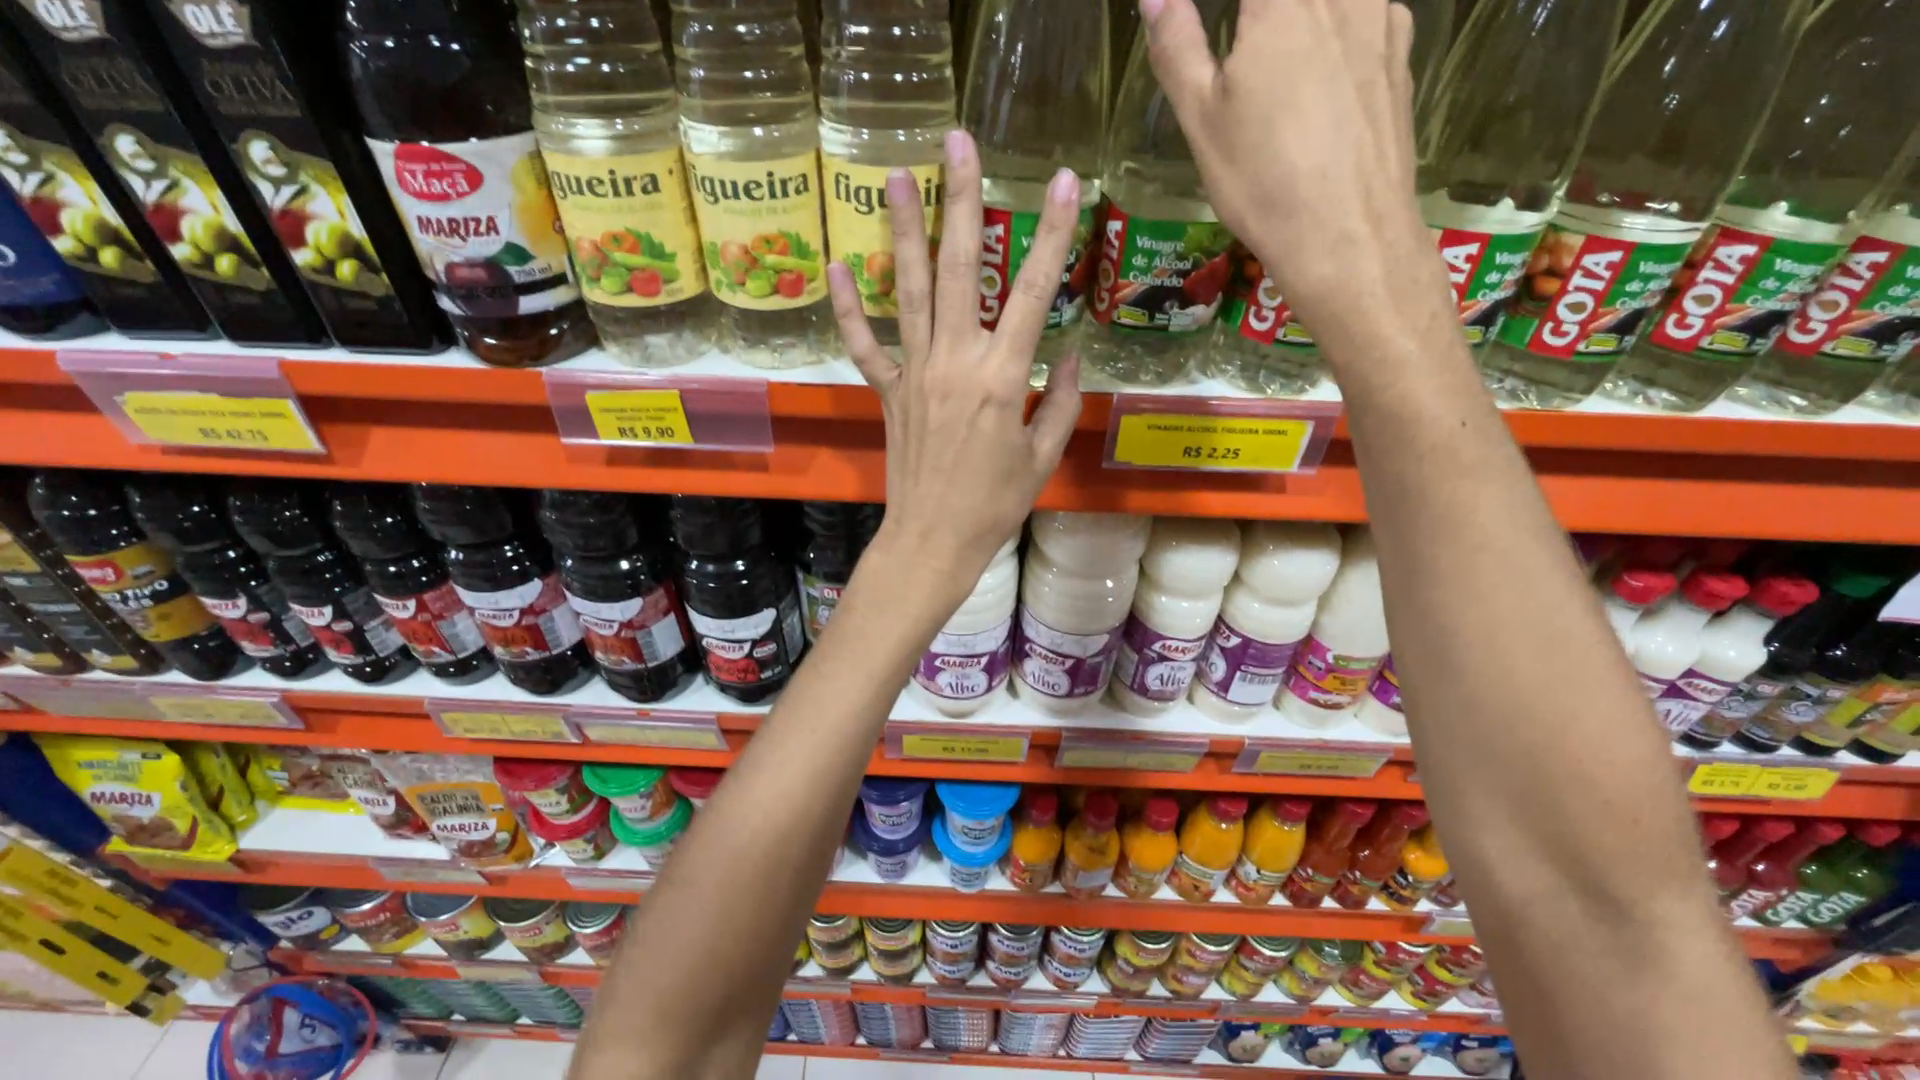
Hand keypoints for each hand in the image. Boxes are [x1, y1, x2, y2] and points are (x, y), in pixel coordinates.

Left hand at [828, 130, 1084, 585]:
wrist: (933, 541)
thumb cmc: (995, 505)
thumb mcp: (1043, 456)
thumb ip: (1063, 401)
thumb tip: (1073, 354)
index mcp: (1001, 378)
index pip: (1031, 293)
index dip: (1052, 235)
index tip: (1063, 181)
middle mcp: (954, 362)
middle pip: (958, 270)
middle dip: (961, 202)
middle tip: (957, 144)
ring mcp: (914, 373)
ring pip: (907, 292)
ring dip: (902, 232)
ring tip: (894, 177)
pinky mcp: (887, 391)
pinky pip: (865, 344)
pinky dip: (850, 308)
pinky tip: (838, 265)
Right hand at [1143, 0, 1449, 353]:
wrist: (1348, 237)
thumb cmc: (1261, 180)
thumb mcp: (1201, 118)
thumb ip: (1177, 43)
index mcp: (1282, 2)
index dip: (1226, 10)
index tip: (1202, 22)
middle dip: (1262, 17)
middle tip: (1241, 47)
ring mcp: (1380, 15)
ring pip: (1332, 3)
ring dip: (1301, 21)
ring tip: (1273, 61)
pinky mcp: (1400, 52)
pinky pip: (1366, 10)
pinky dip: (1337, 24)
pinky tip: (1320, 64)